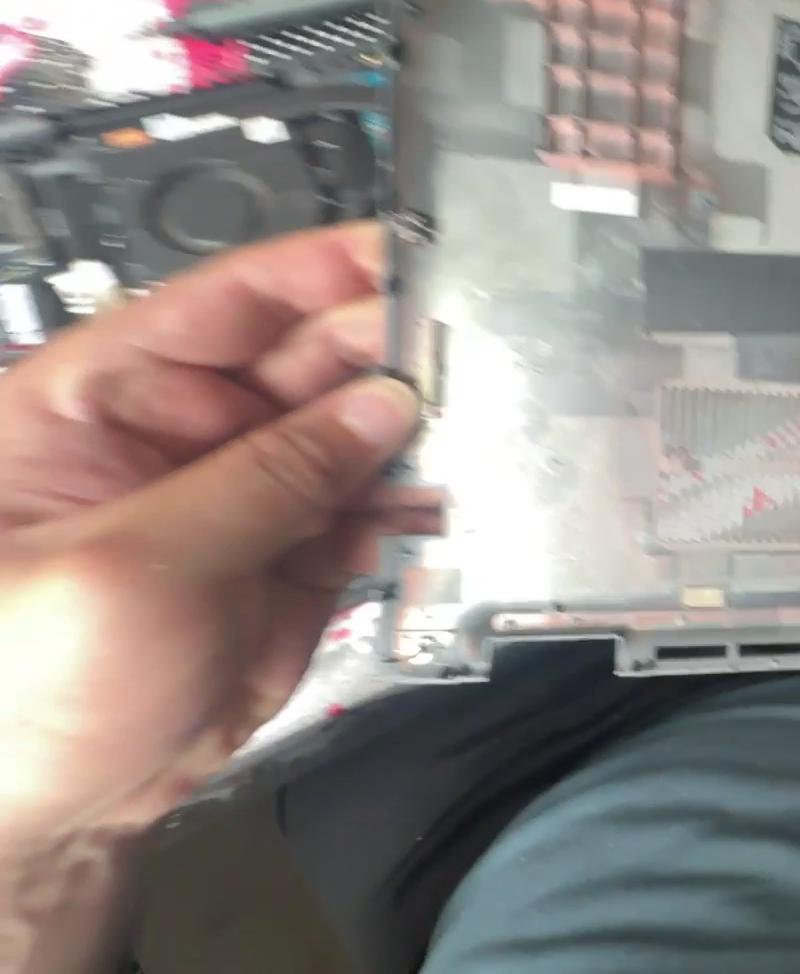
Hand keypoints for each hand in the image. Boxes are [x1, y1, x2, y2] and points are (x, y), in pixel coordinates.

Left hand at [0, 222, 417, 854]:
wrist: (43, 812)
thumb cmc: (14, 688)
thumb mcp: (129, 569)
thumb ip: (266, 477)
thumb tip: (383, 407)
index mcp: (107, 403)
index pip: (233, 303)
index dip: (325, 271)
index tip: (414, 253)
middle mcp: (195, 436)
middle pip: (323, 364)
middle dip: (399, 357)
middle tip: (480, 359)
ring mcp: (260, 494)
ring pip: (369, 432)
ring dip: (429, 432)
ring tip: (486, 434)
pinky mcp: (309, 547)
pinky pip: (384, 501)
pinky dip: (428, 499)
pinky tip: (459, 500)